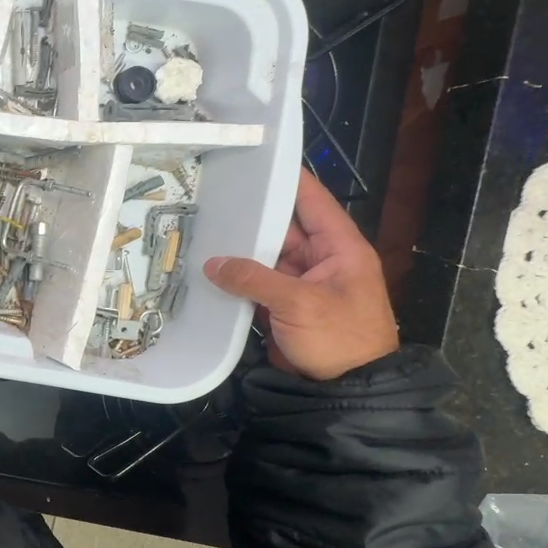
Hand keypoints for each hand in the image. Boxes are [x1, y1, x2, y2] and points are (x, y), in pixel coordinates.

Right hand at [203, 169, 398, 380]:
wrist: (347, 390)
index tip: (260, 158)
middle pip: (282, 228)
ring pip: (263, 256)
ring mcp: (299, 284)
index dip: (290, 180)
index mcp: (340, 250)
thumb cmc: (339, 338)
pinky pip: (254, 282)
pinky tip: (205, 266)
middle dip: (251, 213)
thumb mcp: (300, 304)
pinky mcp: (280, 306)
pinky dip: (233, 276)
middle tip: (212, 193)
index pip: (314, 203)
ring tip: (200, 225)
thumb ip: (254, 279)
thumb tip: (212, 262)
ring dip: (237, 247)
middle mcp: (320, 261)